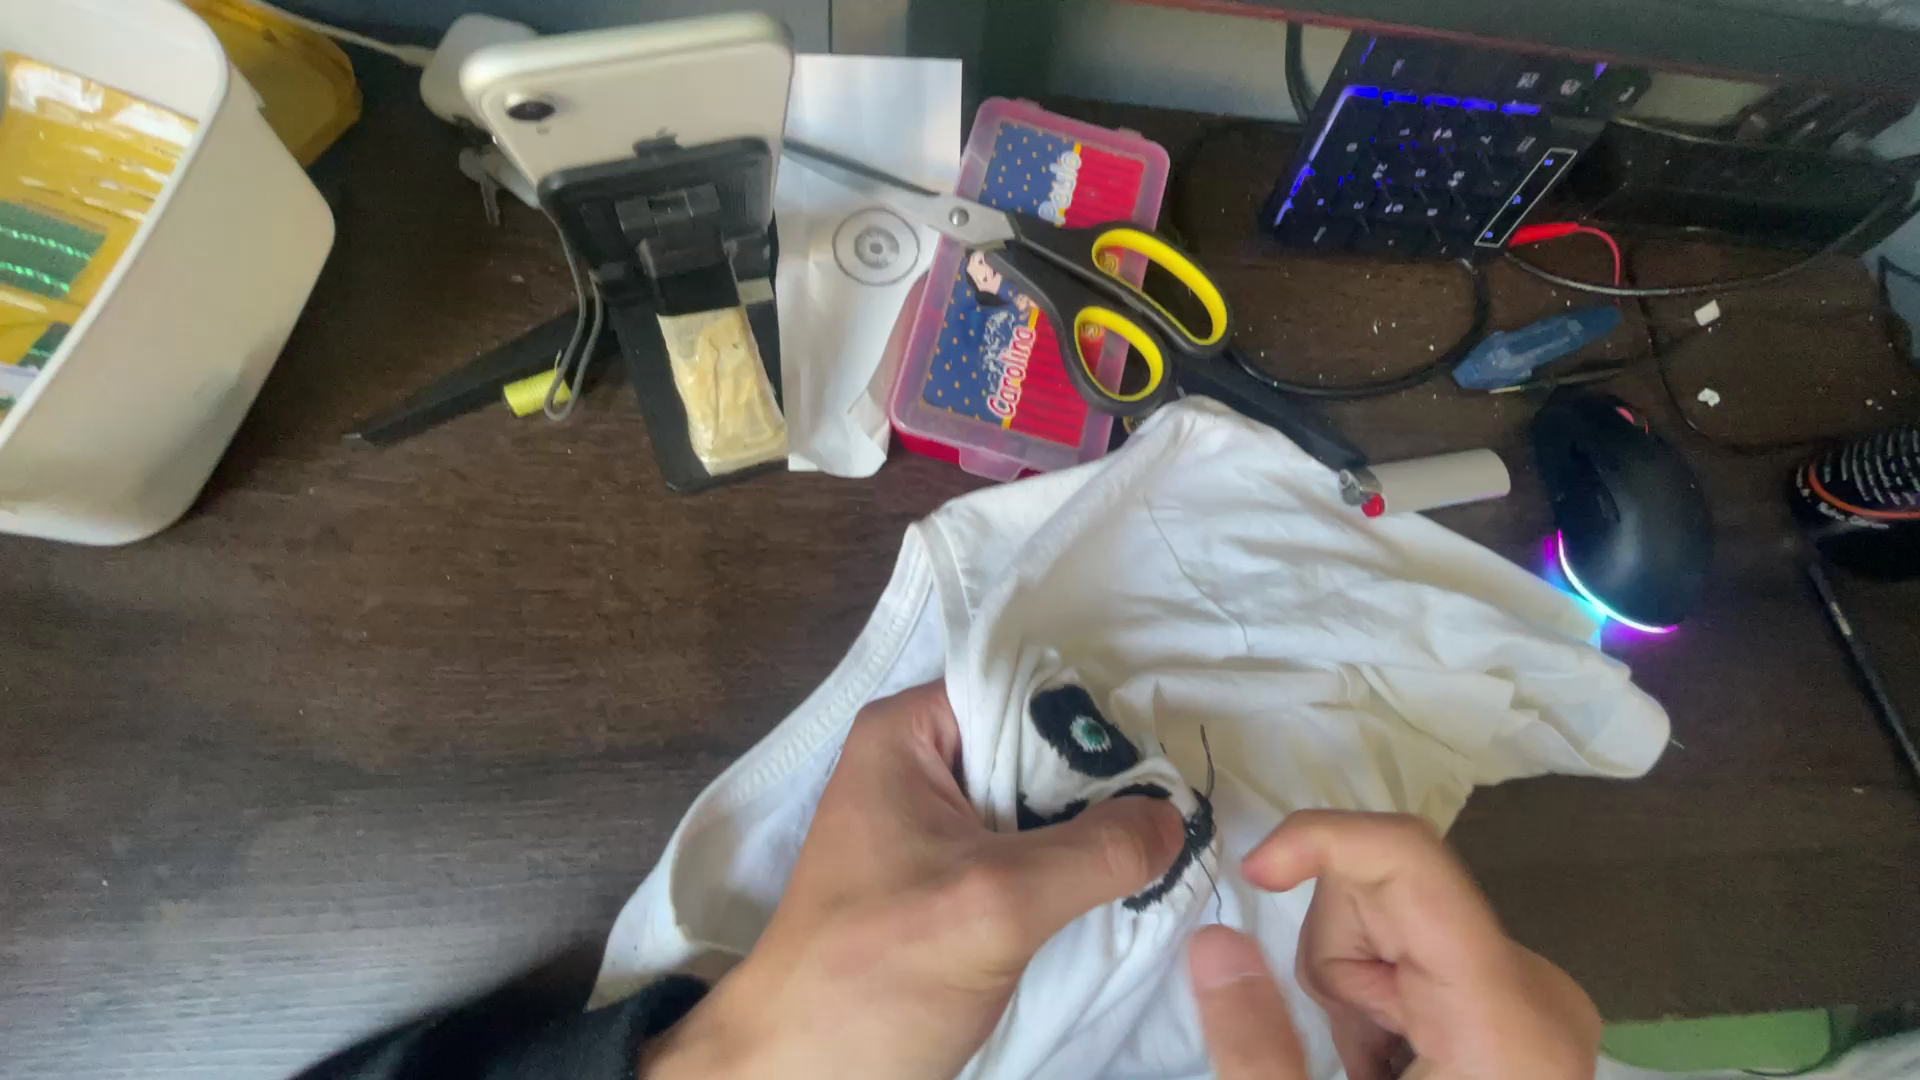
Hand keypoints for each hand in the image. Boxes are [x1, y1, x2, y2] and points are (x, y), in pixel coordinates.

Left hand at [647, 681, 1185, 1079]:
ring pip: (1029, 793)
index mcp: (907, 730)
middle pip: (1028, 740)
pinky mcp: (944, 864)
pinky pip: (1019, 836)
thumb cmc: (878, 970)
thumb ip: (1095, 852)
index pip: (1017, 690)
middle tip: (1173, 799)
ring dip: (1086, 819)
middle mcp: (916, 756)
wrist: (802, 1071)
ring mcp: (929, 813)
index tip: (1158, 751)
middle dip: (1095, 774)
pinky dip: (1064, 853)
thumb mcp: (997, 903)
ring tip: (1161, 832)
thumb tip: (1176, 814)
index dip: (1088, 716)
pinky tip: (1117, 868)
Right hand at [1188, 811, 1600, 1079]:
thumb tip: (1214, 939)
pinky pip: (1407, 942)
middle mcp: (1531, 984)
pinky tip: (1393, 1061)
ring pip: (1385, 913)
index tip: (1254, 876)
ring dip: (1349, 982)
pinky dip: (1373, 992)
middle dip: (1330, 956)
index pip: (1409, 853)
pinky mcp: (1509, 997)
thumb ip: (1259, 1051)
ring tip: (1370, 1065)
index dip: (1318, 838)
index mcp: (1506, 1017)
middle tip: (1347, 1050)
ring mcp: (1525, 990)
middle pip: (1380, 888)